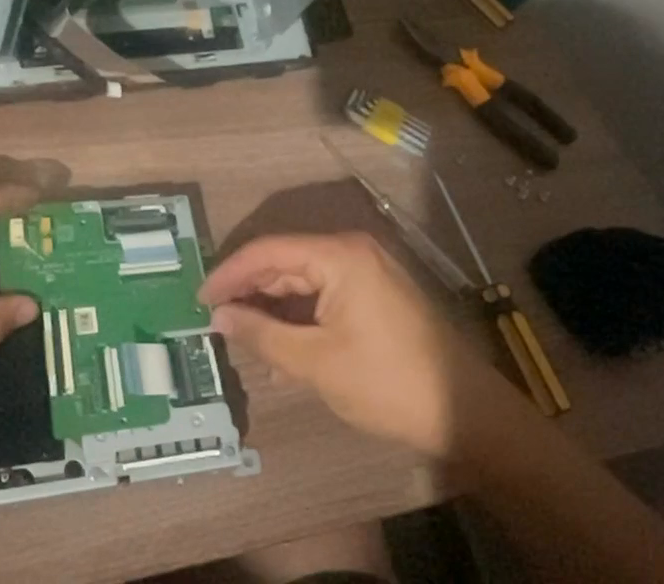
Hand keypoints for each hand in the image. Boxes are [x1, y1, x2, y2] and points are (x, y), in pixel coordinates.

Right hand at [199, 231, 516, 459]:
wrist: (464, 412)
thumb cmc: (387, 382)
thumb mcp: (315, 362)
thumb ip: (261, 334)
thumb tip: (219, 317)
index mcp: (339, 255)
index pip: (267, 251)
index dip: (228, 274)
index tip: (199, 300)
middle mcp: (352, 251)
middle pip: (284, 262)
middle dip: (248, 291)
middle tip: (214, 320)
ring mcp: (367, 271)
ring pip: (302, 280)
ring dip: (271, 308)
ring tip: (241, 339)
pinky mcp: (374, 294)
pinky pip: (323, 294)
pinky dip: (298, 317)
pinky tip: (279, 348)